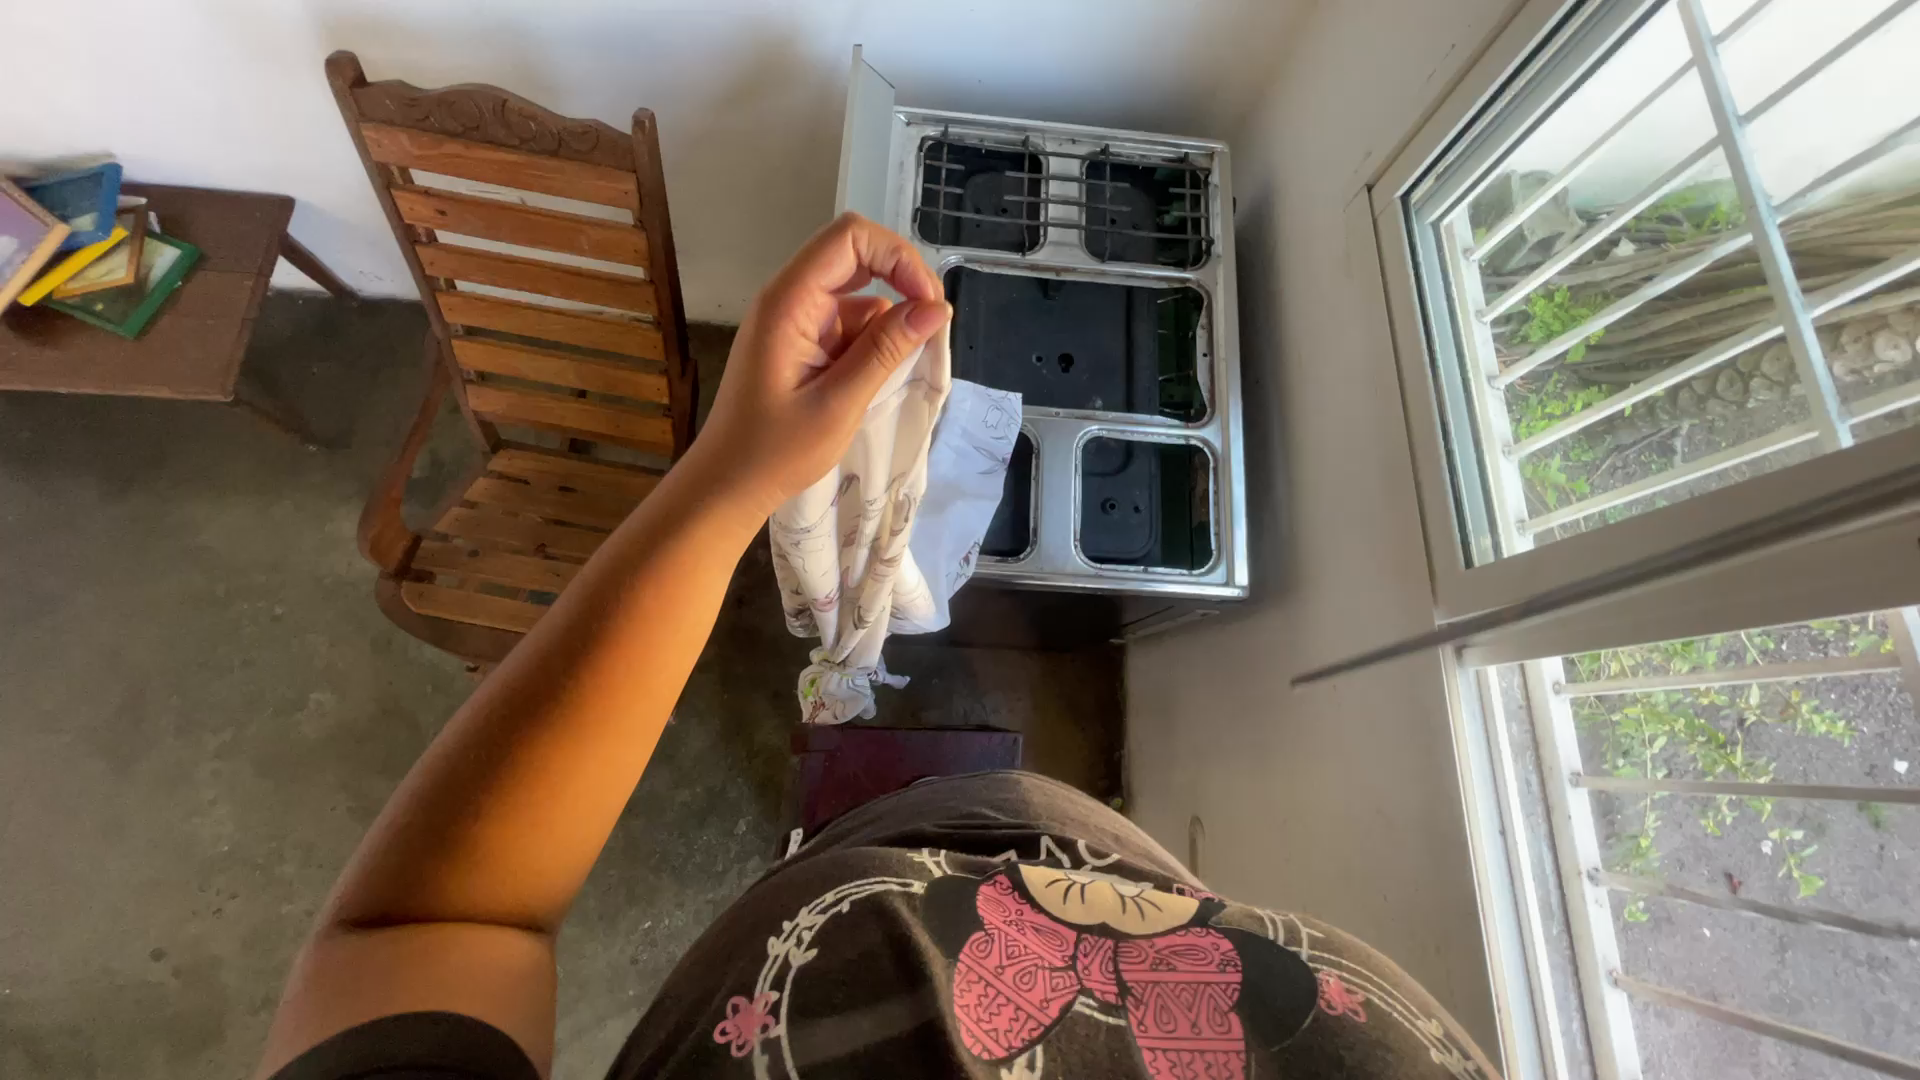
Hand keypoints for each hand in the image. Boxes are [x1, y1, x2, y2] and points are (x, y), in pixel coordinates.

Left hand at [685, 212, 951, 517]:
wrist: (731, 482)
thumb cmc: (777, 450)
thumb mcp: (839, 404)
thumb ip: (886, 351)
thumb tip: (935, 309)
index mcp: (789, 302)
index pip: (850, 238)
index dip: (898, 257)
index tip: (928, 304)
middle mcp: (791, 298)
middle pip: (856, 256)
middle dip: (901, 282)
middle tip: (931, 326)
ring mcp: (798, 320)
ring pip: (859, 294)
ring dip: (890, 321)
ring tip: (904, 368)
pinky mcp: (806, 343)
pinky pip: (850, 324)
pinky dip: (875, 342)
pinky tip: (882, 377)